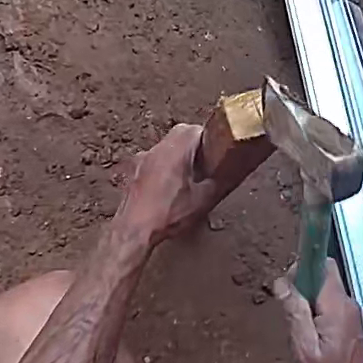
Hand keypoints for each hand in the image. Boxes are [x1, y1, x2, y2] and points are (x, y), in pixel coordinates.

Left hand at [116, 125, 222, 245]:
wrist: (134, 231)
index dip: (209, 139)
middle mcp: (156, 150)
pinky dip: (163, 168)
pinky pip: (153, 161)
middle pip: (179, 135)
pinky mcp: (134, 172)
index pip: (195, 130)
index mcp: (174, 152)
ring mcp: (142, 160)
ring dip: (177, 156)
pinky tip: (168, 188)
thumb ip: (217, 182)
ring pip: (165, 147)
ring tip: (187, 177)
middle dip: (194, 146)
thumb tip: (228, 175)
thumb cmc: (166, 215)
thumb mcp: (202, 200)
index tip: (215, 152)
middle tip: (205, 163)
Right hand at [275, 260, 362, 362]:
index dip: (301, 268)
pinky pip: (328, 307)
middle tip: (290, 316)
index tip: (287, 284)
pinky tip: (309, 339)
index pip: (322, 265)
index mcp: (338, 306)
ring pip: (323, 293)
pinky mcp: (350, 326)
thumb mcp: (303, 347)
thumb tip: (283, 283)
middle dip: (300, 290)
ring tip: (299, 332)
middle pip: (321, 278)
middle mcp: (349, 306)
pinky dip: (314, 316)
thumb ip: (294, 311)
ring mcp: (351, 316)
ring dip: (306, 305)